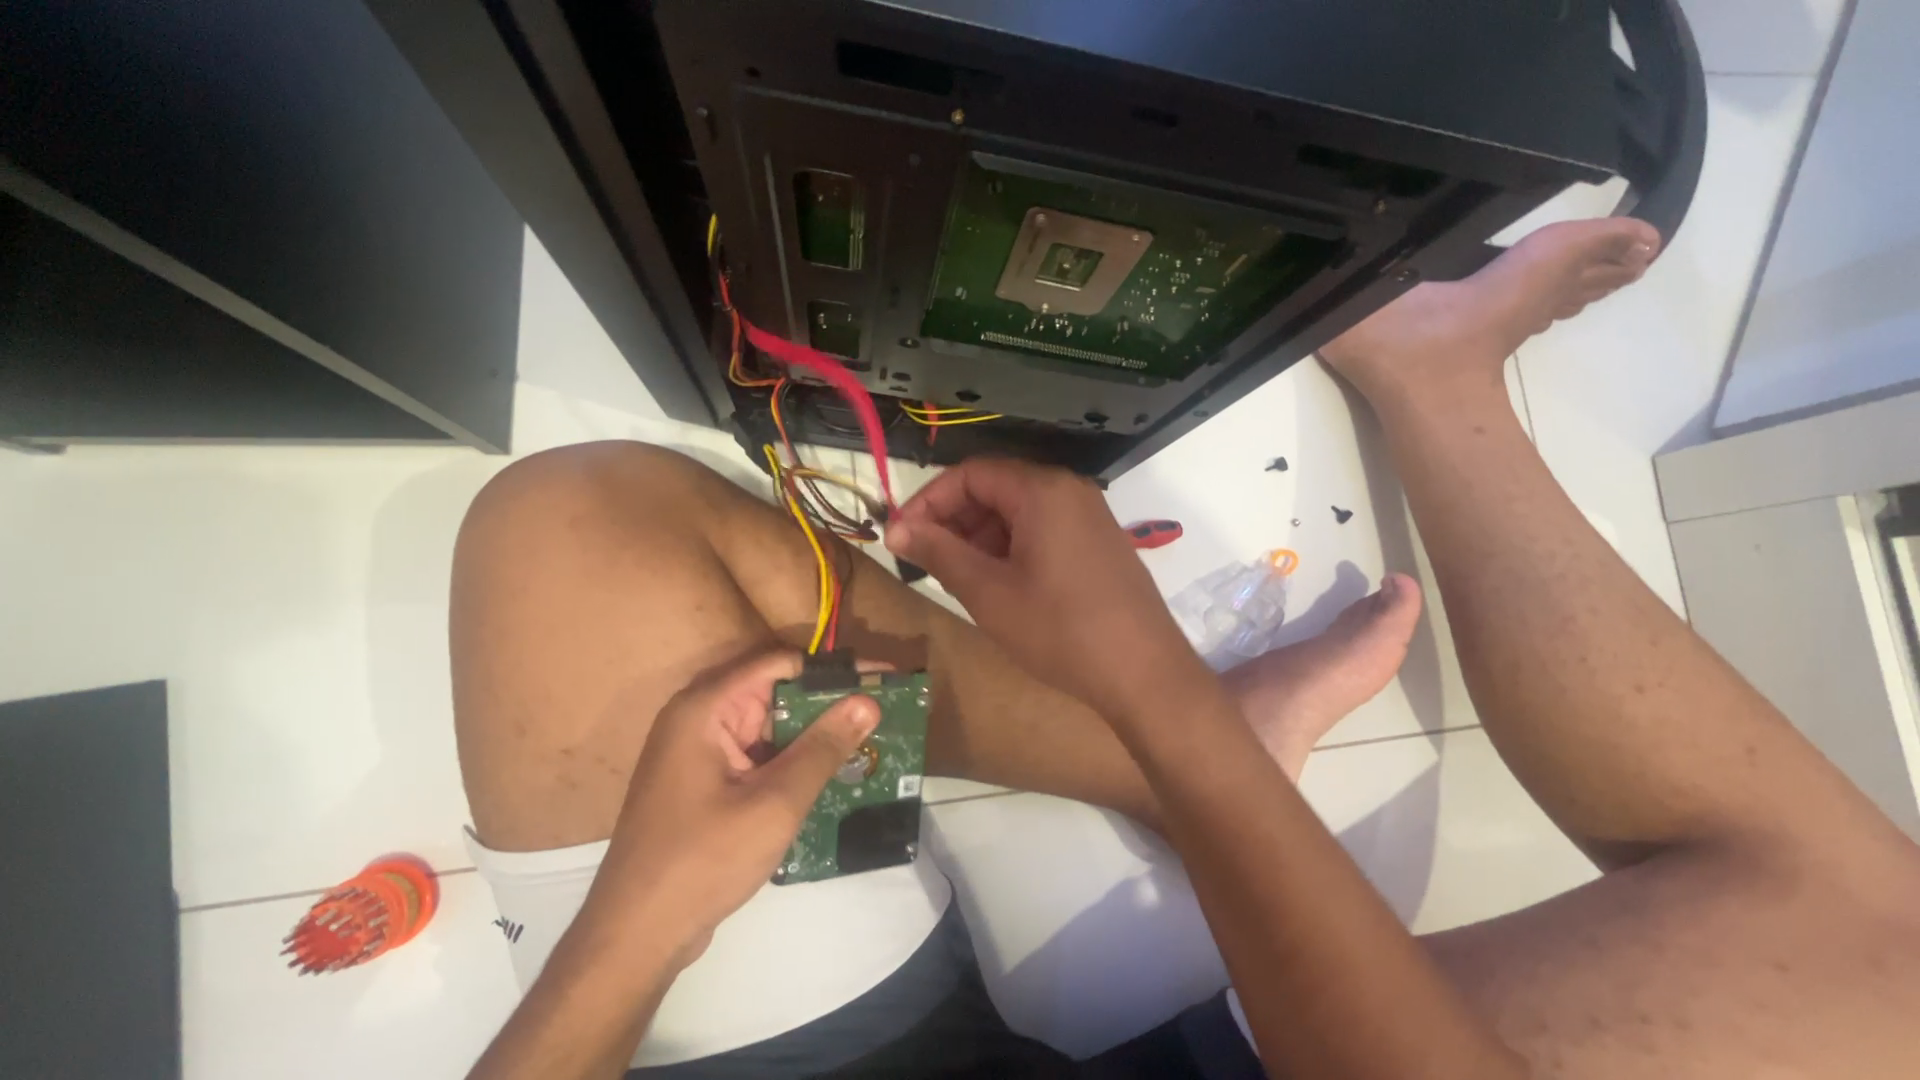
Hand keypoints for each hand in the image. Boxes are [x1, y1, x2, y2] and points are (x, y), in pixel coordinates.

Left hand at [585, 650, 879, 967]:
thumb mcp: (774, 803)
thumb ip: (822, 748)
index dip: (834, 668)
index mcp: (704, 708)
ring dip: (812, 731)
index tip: (884, 677)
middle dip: (828, 698)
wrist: (636, 935)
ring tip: (870, 738)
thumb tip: (867, 700)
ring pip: (766, 723)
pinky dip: (791, 758)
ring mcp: (696, 751)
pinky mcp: (702, 782)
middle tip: (884, 709)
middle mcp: (696, 717)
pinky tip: (831, 772)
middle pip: (772, 689)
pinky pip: (755, 753)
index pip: (779, 662)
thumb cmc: (703, 861)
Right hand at [884, 458, 1203, 717]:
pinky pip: (1043, 529)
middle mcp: (1069, 491)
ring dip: (979, 536)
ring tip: (956, 578)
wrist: (1144, 674)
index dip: (928, 501)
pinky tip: (996, 584)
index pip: (970, 473)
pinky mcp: (1098, 543)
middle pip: (995, 487)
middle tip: (925, 561)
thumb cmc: (1060, 631)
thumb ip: (939, 552)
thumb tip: (895, 530)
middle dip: (953, 519)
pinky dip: (1011, 547)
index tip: (902, 537)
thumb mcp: (988, 592)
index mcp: (1042, 491)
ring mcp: (1089, 516)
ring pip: (1018, 511)